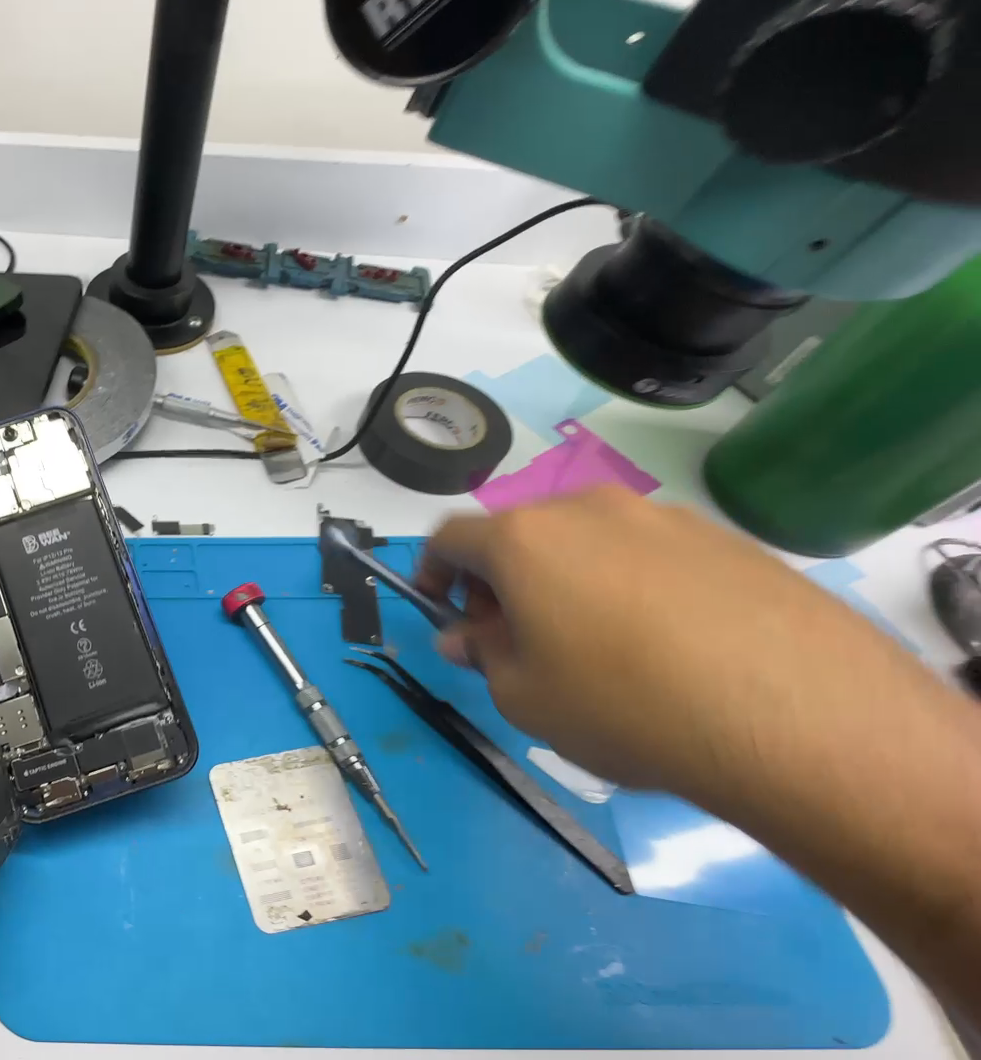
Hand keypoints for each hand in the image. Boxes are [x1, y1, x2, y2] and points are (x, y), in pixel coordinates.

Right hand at [414, 486, 943, 795]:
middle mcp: (587, 511)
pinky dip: (634, 586)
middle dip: (501, 580)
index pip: (450, 537)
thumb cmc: (623, 705)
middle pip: (520, 534)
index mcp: (523, 539)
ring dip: (567, 580)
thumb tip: (468, 636)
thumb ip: (482, 655)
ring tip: (596, 643)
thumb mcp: (522, 696)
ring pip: (588, 542)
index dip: (430, 571)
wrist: (801, 720)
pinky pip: (653, 556)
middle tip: (515, 635)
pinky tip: (666, 644)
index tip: (440, 608)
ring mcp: (665, 519)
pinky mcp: (730, 542)